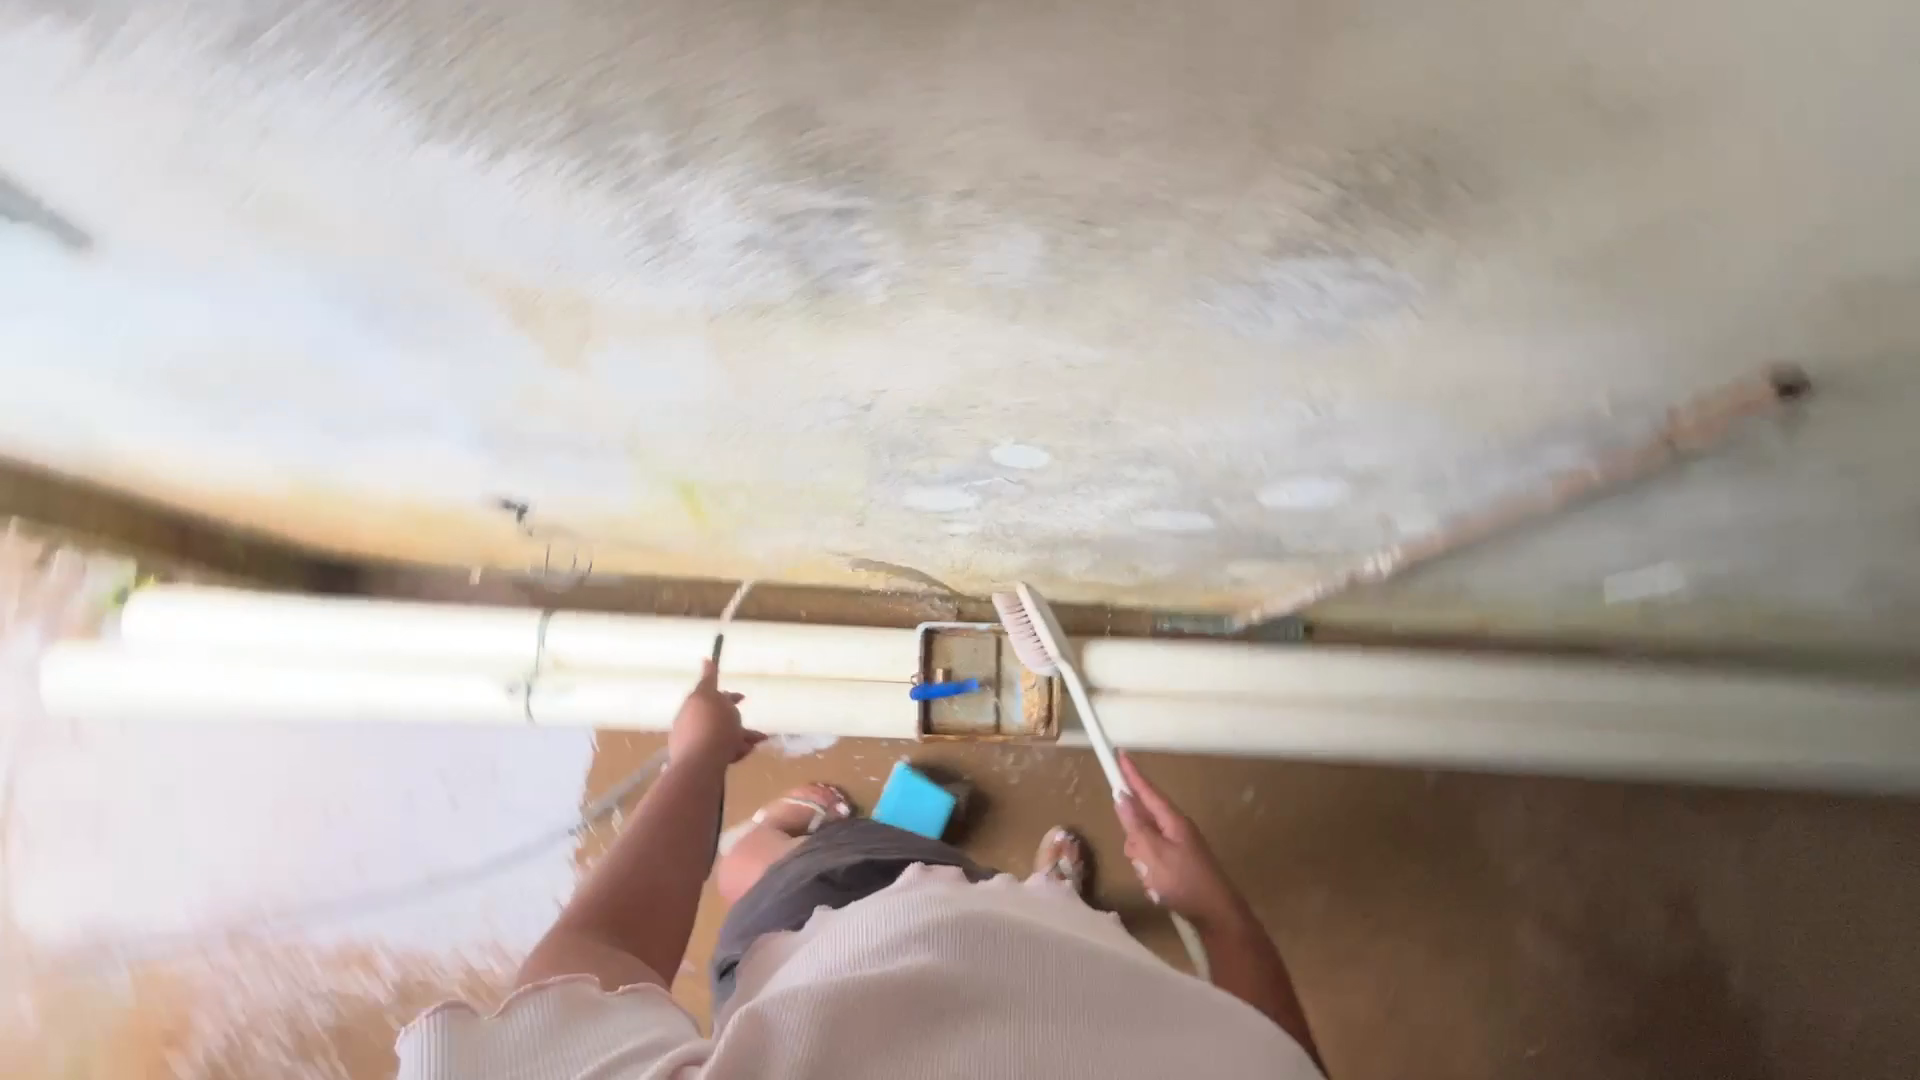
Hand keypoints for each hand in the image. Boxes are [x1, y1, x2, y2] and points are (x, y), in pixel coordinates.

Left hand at [668, 659, 765, 768]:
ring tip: (758, 741)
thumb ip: (709, 678)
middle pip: (717, 717)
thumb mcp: (711, 696)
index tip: (743, 697)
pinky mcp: (700, 760)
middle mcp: (691, 722)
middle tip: (753, 726)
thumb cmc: (712, 727)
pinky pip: (720, 750)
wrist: (701, 765)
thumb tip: (706, 660)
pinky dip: (734, 749)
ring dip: (740, 735)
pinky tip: (745, 752)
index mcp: (694, 704)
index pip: (710, 693)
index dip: (728, 695)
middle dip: (736, 719)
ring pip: (721, 734)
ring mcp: (694, 742)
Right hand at [1114, 752, 1242, 926]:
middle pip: (1141, 820)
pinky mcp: (1178, 863)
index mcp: (1172, 820)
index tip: (1118, 753)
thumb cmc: (1184, 882)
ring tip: (1153, 880)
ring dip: (1142, 860)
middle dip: (1134, 838)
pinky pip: (1153, 859)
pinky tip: (1158, 889)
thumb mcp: (1154, 853)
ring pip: (1144, 842)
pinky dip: (1150, 872)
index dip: (1131, 773)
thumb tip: (1120, 796)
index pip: (1147, 790)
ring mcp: (1178, 846)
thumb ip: (1135, 825)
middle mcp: (1175, 828)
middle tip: (1141, 859)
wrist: (1218, 916)